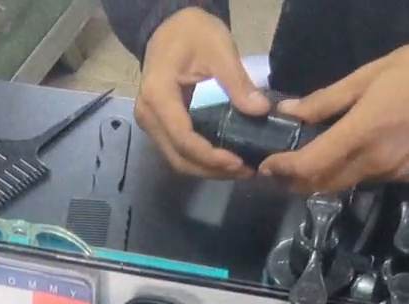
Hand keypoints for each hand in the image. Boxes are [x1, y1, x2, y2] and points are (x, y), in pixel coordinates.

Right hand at [134, 8, 268, 178]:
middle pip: (179, 158)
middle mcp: (148, 117)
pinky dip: (201, 161)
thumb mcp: (218, 49)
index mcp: (158, 97)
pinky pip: (178, 153)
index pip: (183, 139)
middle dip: (211, 170)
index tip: (238, 161)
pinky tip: (222, 160)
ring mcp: (151, 126)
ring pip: (178, 161)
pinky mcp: (158, 129)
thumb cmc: (191, 33)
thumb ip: (237, 82)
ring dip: (207, 170)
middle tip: (243, 170)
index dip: (210, 156)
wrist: (169, 28)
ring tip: (237, 169)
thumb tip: (260, 110)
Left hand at [259, 32, 408, 193]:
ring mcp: (392, 174)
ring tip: (307, 163)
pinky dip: (348, 174)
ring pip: (343, 187)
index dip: (283, 171)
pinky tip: (345, 158)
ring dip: (321, 180)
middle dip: (296, 182)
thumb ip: (326, 101)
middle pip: (322, 185)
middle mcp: (374, 162)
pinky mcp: (406, 177)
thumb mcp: (368, 75)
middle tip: (279, 170)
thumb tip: (289, 112)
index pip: (310, 166)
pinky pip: (367, 181)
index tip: (266, 167)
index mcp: (361, 133)